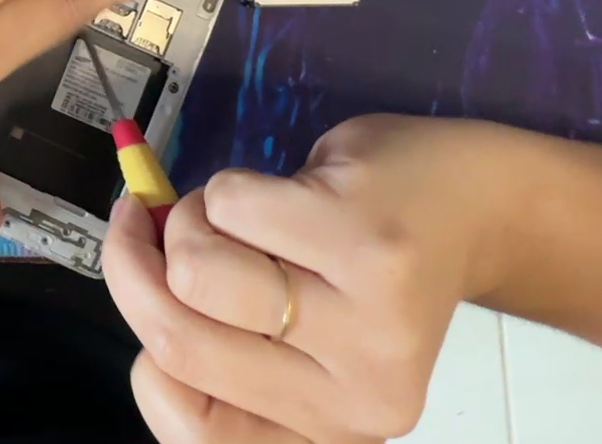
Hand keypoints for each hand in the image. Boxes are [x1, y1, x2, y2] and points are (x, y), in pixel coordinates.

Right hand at [102, 115, 530, 442]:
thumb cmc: (355, 261)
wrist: (471, 206)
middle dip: (130, 256)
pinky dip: (227, 183)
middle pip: (173, 334)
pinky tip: (278, 187)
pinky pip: (230, 202)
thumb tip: (132, 264)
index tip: (146, 283)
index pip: (191, 427)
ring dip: (189, 215)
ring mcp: (365, 325)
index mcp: (324, 425)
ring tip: (233, 210)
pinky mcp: (366, 244)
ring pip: (195, 265)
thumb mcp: (287, 321)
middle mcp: (353, 400)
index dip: (139, 344)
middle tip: (138, 216)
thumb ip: (212, 319)